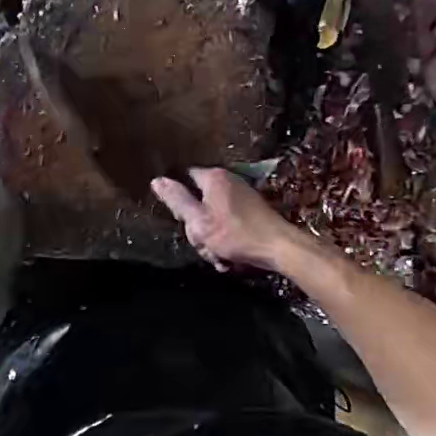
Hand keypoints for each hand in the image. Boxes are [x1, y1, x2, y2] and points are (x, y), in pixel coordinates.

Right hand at [152, 167, 307, 271]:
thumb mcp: (200, 221)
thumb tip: (156, 180)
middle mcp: (228, 181)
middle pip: (198, 202)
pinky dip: (226, 241)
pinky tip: (230, 257)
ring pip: (213, 218)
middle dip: (199, 229)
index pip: (184, 178)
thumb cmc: (237, 234)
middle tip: (205, 244)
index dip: (178, 199)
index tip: (182, 219)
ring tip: (220, 256)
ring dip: (212, 240)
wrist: (279, 247)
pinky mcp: (250, 211)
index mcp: (213, 178)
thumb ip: (177, 201)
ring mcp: (241, 196)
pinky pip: (228, 224)